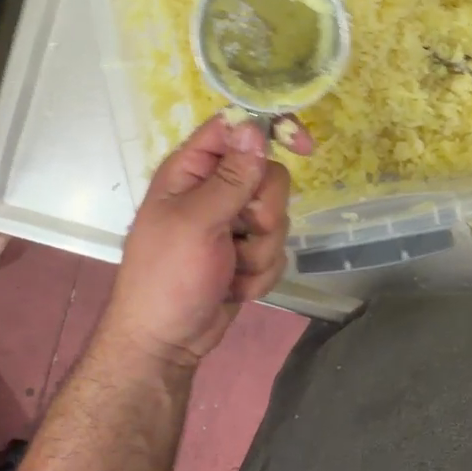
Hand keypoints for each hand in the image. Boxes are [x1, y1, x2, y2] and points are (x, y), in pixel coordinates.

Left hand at [105, 116, 289, 365]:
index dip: (272, 130)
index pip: (237, 129)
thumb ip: (231, 177)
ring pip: (279, 218)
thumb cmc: (166, 277)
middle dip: (265, 213)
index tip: (305, 146)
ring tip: (227, 270)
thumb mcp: (196, 222)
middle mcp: (214, 190)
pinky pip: (277, 252)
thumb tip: (255, 128)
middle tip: (240, 233)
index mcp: (192, 170)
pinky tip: (232, 287)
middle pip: (270, 177)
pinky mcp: (247, 254)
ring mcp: (233, 224)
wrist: (166, 342)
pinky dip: (259, 274)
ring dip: (259, 251)